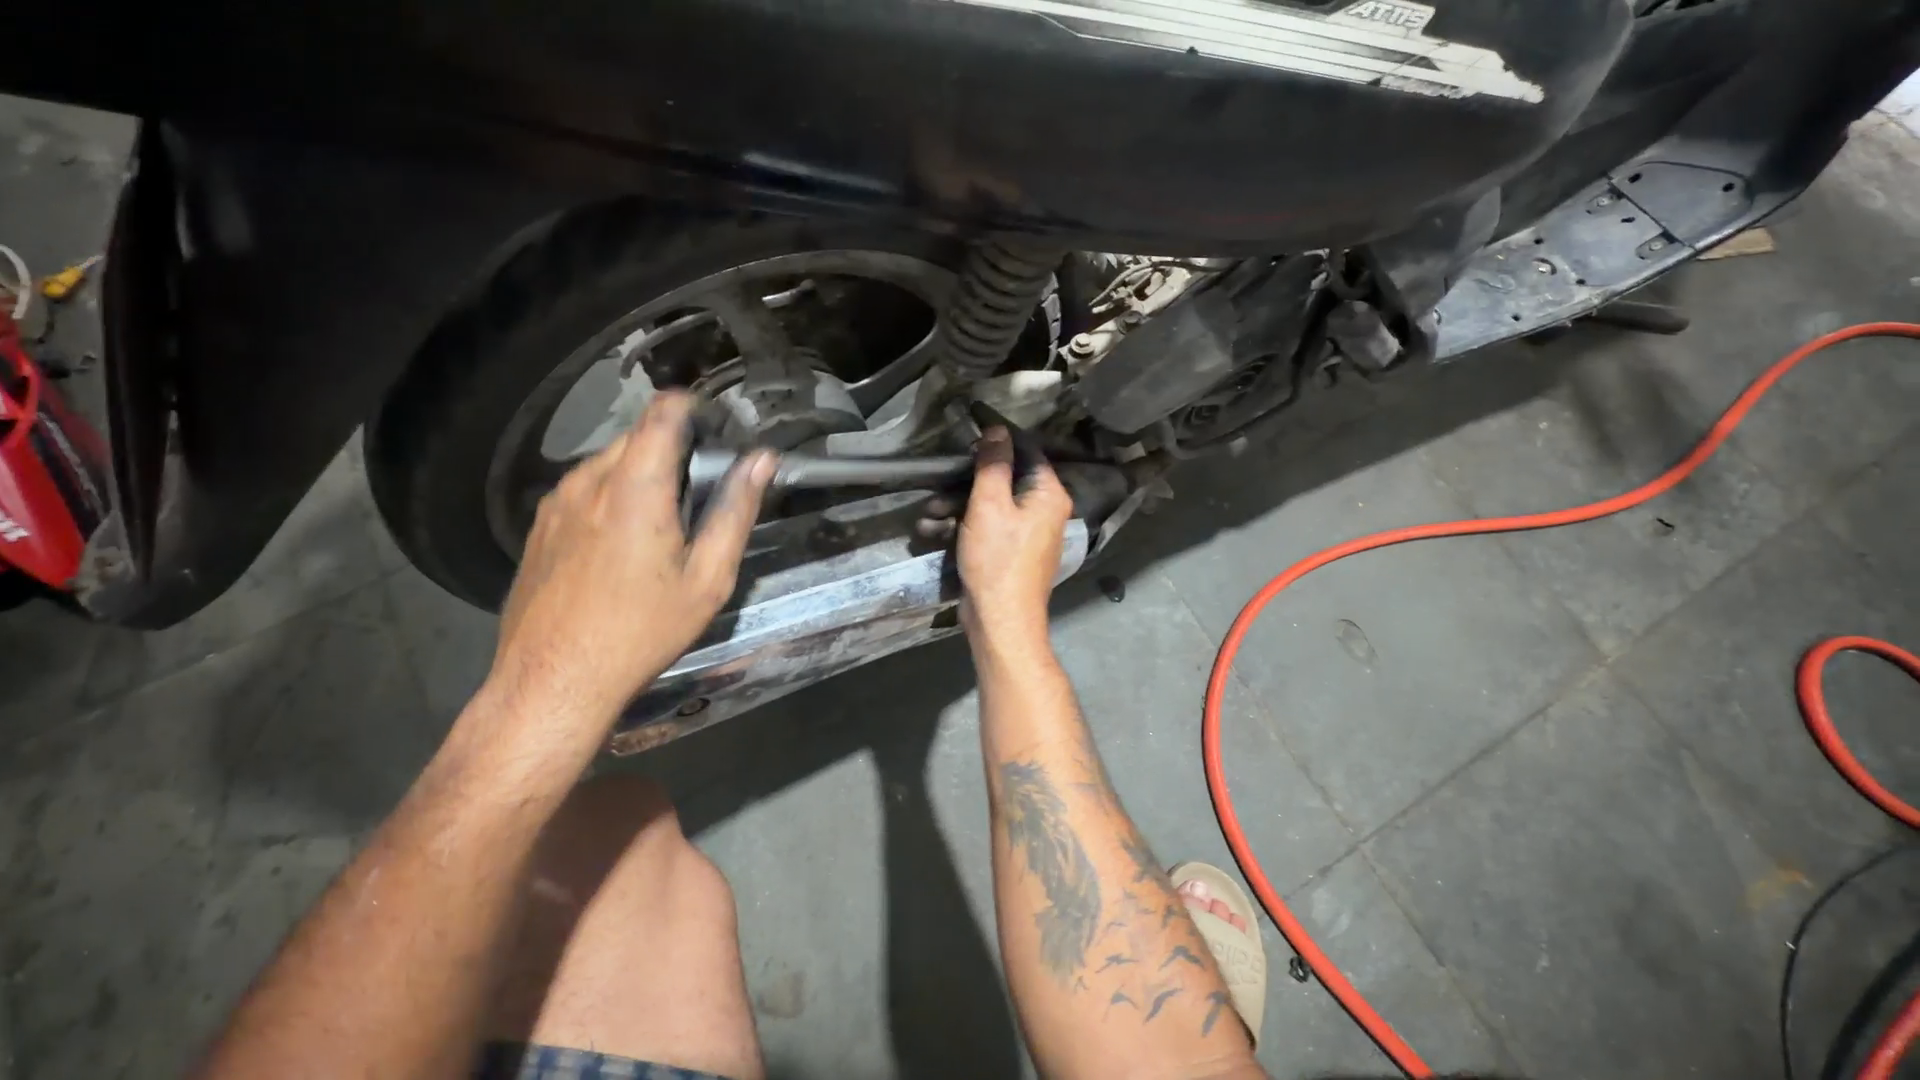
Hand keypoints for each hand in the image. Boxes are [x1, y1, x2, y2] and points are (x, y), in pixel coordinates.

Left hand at [487, 392, 775, 729]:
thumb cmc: (641, 631)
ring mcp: (556, 501)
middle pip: (637, 436)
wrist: (554, 679)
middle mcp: (589, 479)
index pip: (663, 410)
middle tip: (698, 499)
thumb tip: (762, 461)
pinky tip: (620, 550)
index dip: (695, 409)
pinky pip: (583, 491)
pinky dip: (610, 500)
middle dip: (672, 452)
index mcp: (636, 485)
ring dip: (640, 478)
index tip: (717, 436)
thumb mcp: (707, 579)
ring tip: (660, 531)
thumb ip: (735, 511)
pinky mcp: (538, 525)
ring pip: (608, 464)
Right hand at [956, 428, 1072, 642]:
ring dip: (958, 506)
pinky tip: (936, 530)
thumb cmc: (998, 559)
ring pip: (991, 505)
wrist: (1000, 620)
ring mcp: (1028, 534)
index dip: (998, 438)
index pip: (1027, 450)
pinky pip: (989, 528)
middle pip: (1005, 479)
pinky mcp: (1011, 553)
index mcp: (1049, 494)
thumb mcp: (990, 504)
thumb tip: (998, 429)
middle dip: (967, 481)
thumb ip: (993, 464)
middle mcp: (1045, 510)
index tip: (970, 427)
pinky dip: (965, 527)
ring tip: (931, 514)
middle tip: (941, 481)